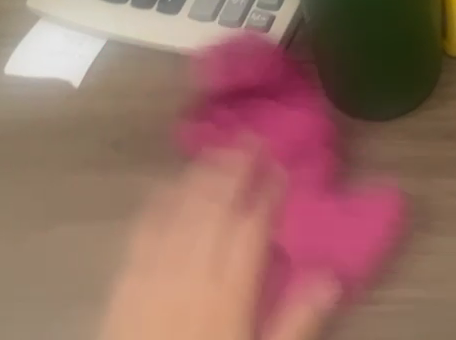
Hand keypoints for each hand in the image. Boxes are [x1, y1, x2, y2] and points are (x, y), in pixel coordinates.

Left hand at [98, 147, 338, 339]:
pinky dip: (156, 205)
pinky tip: (166, 183)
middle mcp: (191, 277)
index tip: (281, 165)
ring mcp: (153, 279)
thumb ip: (297, 320)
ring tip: (217, 148)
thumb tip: (332, 276)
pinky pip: (141, 237)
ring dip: (199, 177)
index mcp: (229, 295)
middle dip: (234, 169)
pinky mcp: (123, 289)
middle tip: (251, 136)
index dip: (267, 193)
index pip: (252, 229)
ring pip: (180, 215)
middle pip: (215, 210)